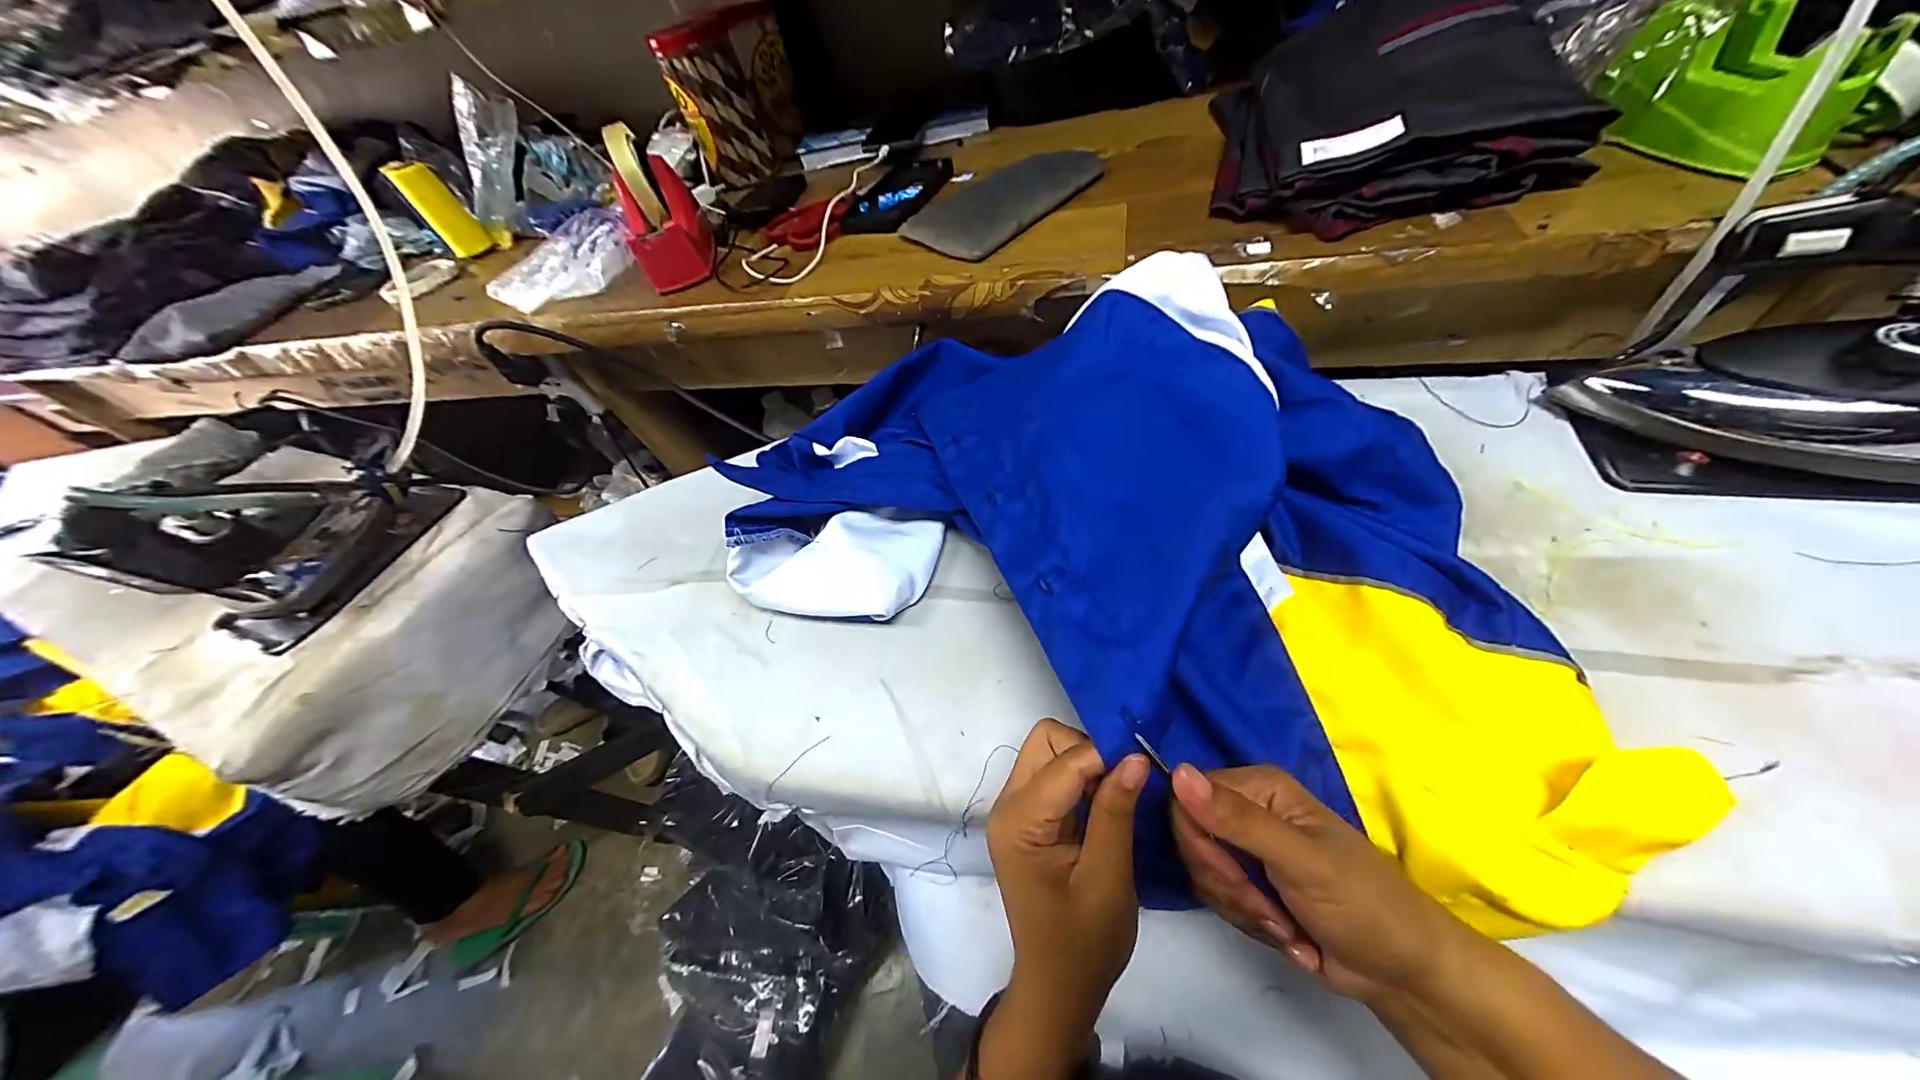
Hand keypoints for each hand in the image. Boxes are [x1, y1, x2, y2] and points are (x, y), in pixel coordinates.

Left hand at [979, 718, 1147, 1074]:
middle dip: (1090, 750)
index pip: (1065, 761)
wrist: (1058, 984)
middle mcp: (1009, 804)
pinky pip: (1054, 774)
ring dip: (1087, 763)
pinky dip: (1083, 777)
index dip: (1107, 756)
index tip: (1147, 767)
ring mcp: (1016, 809)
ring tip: (1121, 794)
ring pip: (1050, 751)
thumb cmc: (1084, 941)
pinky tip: (1108, 802)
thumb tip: (1136, 757)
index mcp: (1020, 821)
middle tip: (1127, 783)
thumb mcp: (1108, 878)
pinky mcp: (1029, 817)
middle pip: (1046, 740)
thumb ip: (1116, 812)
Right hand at [1169, 763, 1477, 1004]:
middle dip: (1227, 884)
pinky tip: (1290, 935)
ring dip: (1243, 911)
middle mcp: (1248, 810)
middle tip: (1270, 909)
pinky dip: (1251, 924)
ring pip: (1203, 874)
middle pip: (1192, 839)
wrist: (1404, 971)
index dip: (1199, 840)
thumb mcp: (1300, 860)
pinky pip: (1219, 899)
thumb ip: (1238, 819)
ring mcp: (1248, 849)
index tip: (1231, 876)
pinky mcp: (1249, 885)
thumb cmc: (1363, 903)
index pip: (1188, 798)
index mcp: (1261, 787)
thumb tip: (1178, 773)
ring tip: (1289, 927)